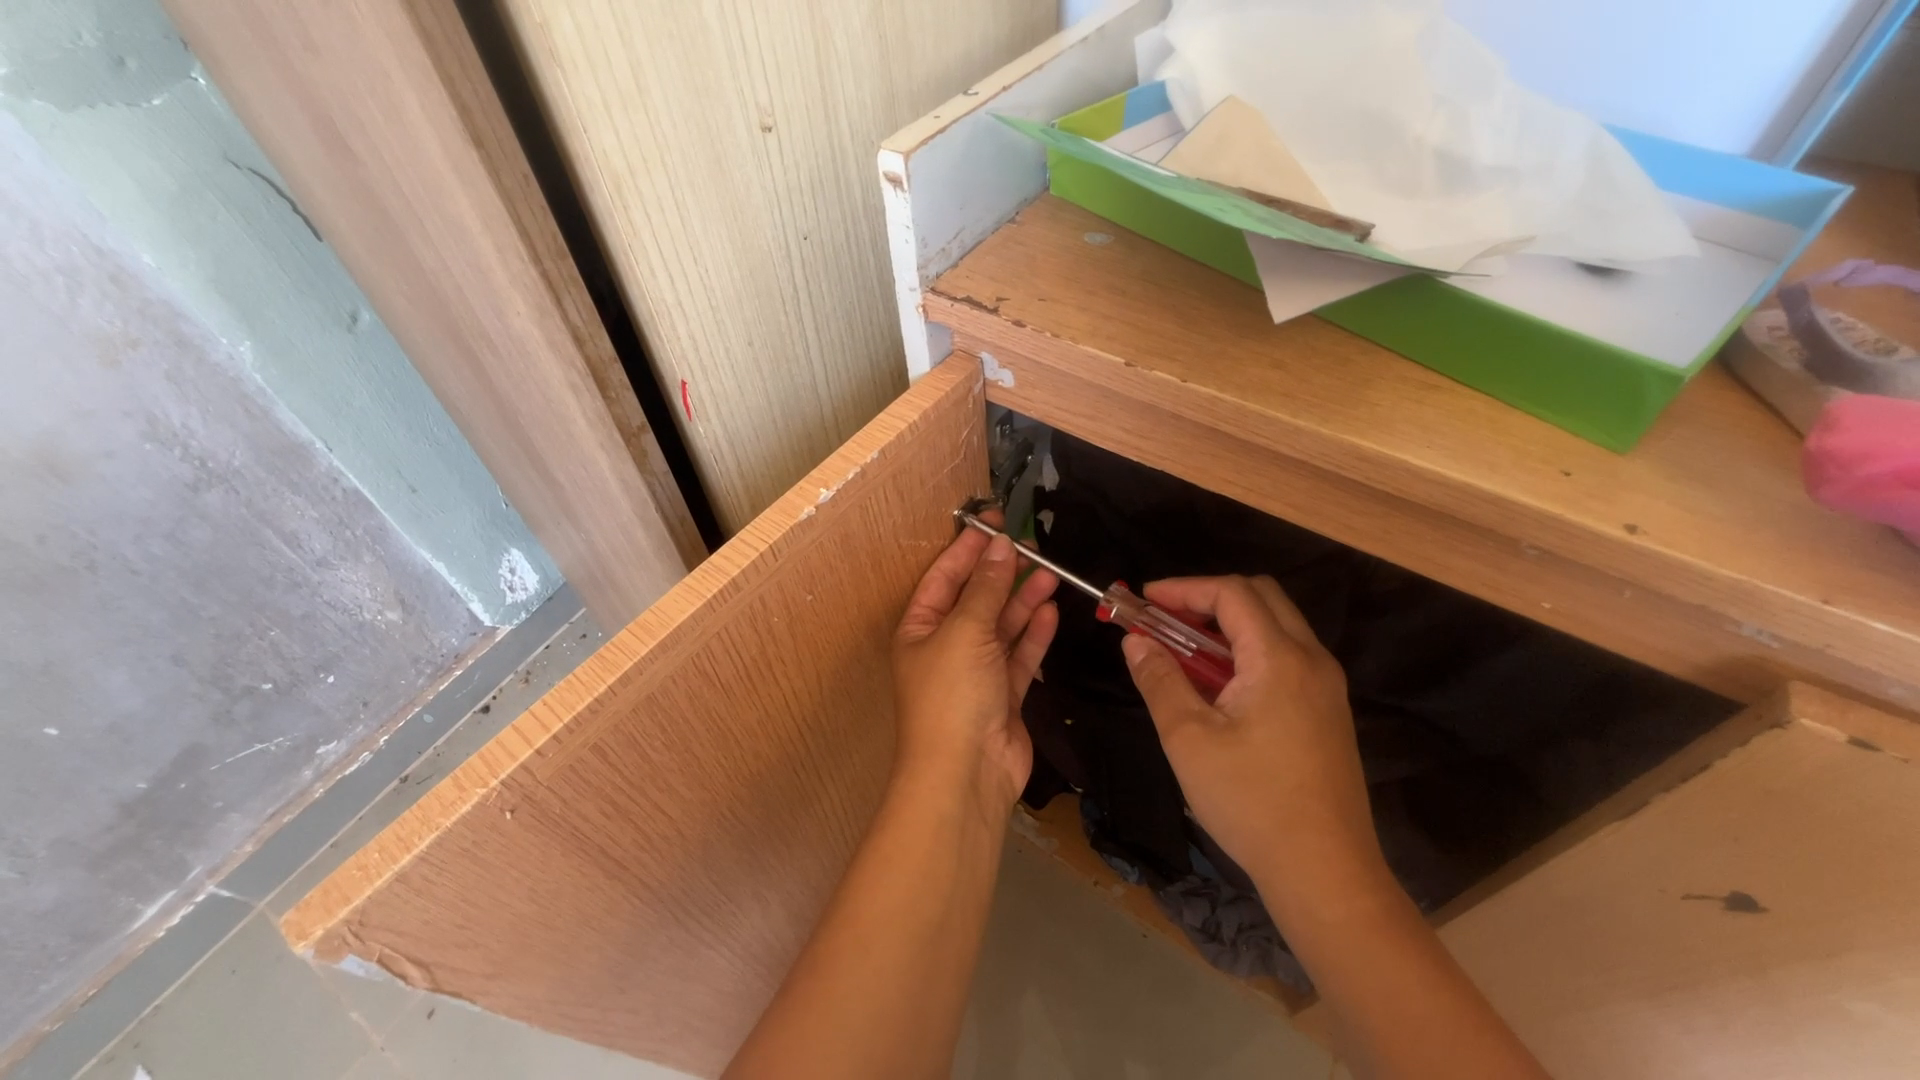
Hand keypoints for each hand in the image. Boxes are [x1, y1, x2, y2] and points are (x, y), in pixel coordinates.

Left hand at [892, 512, 1058, 816]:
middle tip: (1031, 546)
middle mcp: (945, 647)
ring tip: (1051, 573)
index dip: (968, 548)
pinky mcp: (1003, 695)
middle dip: (1001, 573)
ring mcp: (975, 672)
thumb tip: (1000, 548)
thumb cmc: (952, 694)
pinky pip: (1019, 655)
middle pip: (975, 599)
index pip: (944, 577)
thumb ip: (986, 589)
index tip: (995, 520)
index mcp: (919, 629)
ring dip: (1023, 600)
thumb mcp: (965, 631)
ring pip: (1002, 626)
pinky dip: (1034, 634)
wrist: (965, 773)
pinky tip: (1050, 610)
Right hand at [1120, 575, 1382, 910]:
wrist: (1325, 871)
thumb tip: (1136, 642)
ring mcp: (1326, 688)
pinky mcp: (1328, 713)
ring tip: (1181, 651)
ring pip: (1276, 628)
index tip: (1143, 600)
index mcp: (1281, 658)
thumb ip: (1160, 681)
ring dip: (1227, 627)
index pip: (1232, 593)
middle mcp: (1312, 661)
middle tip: (1162, 619)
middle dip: (1207, 599)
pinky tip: (1218, 687)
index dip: (1183, 589)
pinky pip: (1287, 659)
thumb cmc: (1250, 802)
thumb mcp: (1189, 739)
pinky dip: (1248, 653)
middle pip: (1260, 599)